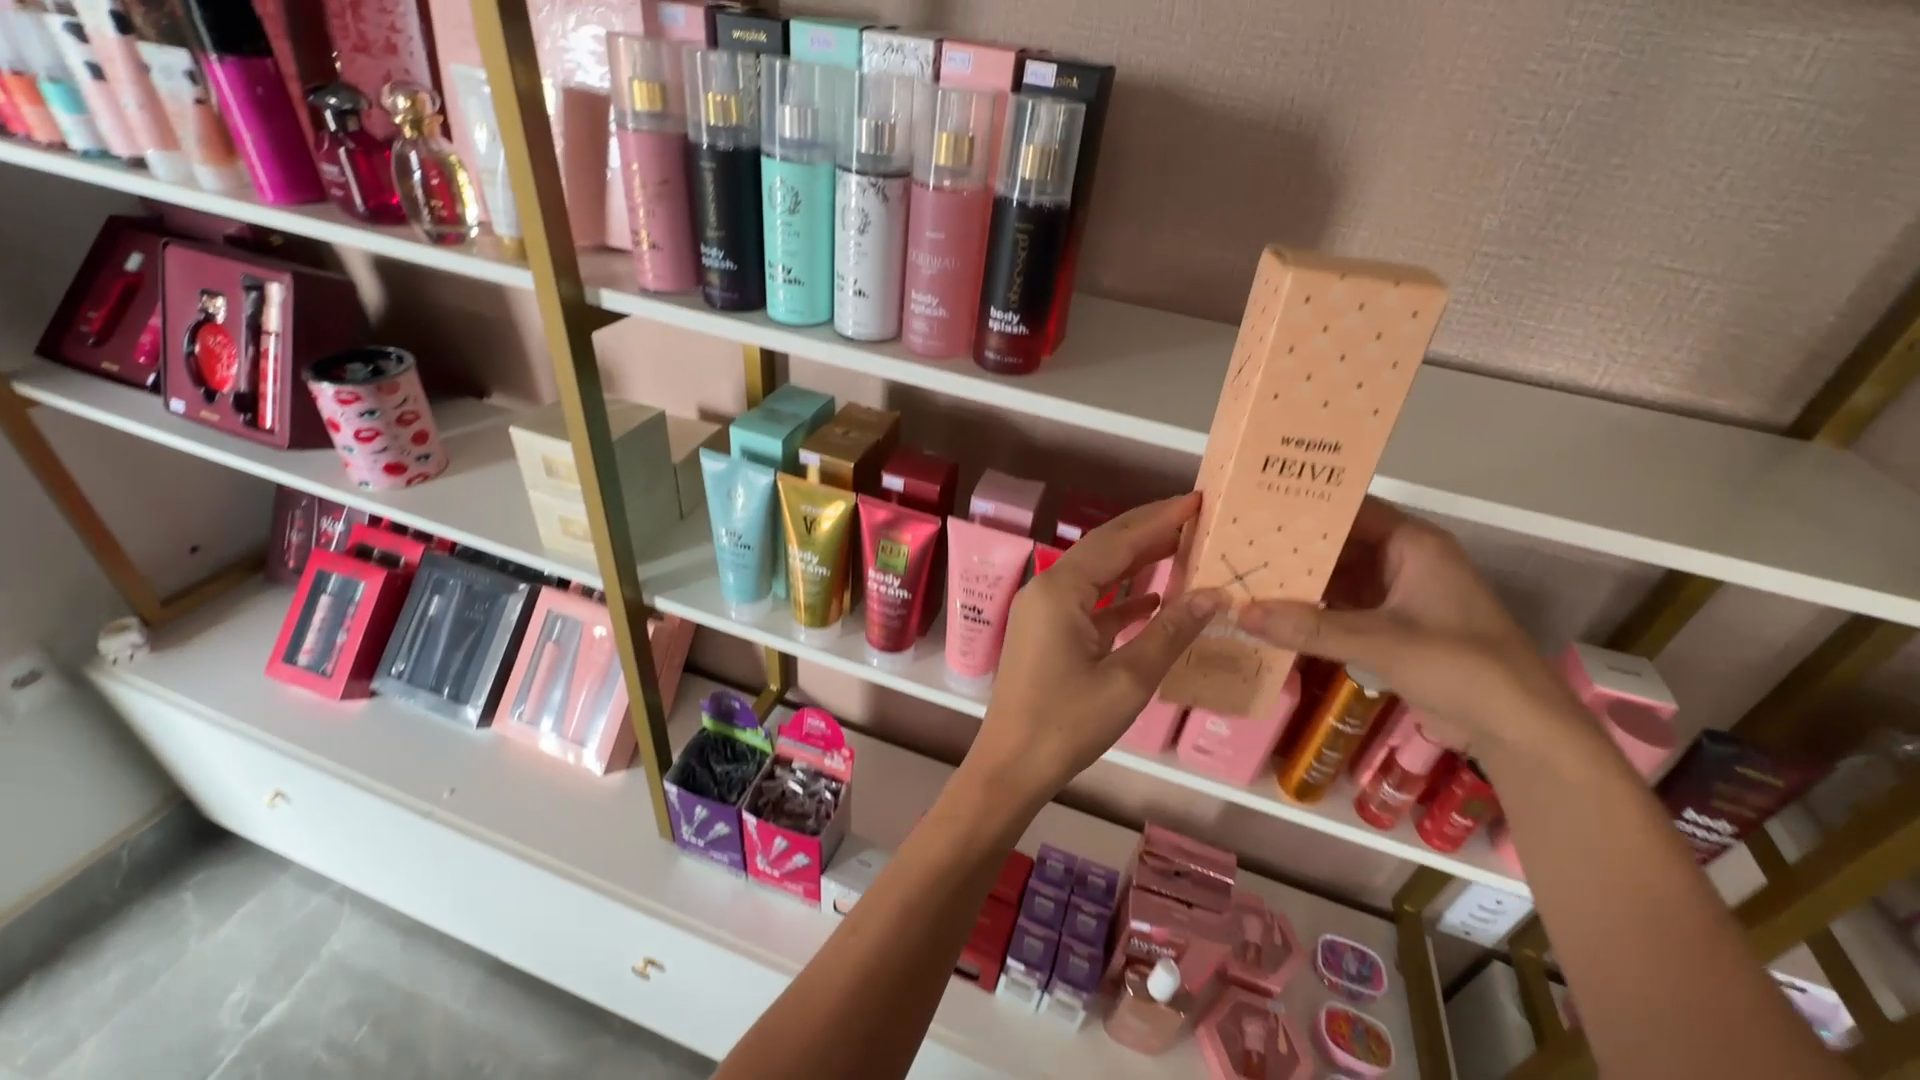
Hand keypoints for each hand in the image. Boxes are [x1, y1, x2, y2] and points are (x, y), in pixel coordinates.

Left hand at [967, 494, 1226, 803]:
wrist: (1011, 766)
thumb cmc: (1067, 723)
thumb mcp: (1129, 678)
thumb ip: (1171, 631)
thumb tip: (1214, 595)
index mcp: (1060, 590)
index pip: (1118, 540)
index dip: (1160, 519)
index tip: (1198, 500)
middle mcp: (1047, 590)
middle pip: (1104, 548)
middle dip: (1148, 531)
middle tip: (1195, 516)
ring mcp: (1042, 613)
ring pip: (1096, 575)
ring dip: (1136, 562)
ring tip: (1183, 548)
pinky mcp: (1045, 635)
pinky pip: (1088, 603)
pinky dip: (1121, 598)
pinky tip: (1154, 599)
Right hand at [1236, 497, 1585, 759]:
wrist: (1516, 728)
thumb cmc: (1462, 665)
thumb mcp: (1382, 642)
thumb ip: (1310, 628)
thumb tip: (1240, 613)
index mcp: (1413, 544)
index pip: (1349, 509)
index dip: (1303, 505)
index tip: (1251, 505)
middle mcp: (1403, 562)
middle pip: (1337, 545)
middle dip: (1290, 549)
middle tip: (1232, 545)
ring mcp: (1396, 598)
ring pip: (1336, 581)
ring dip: (1297, 584)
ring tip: (1240, 577)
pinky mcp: (1390, 632)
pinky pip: (1340, 613)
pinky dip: (1310, 616)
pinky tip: (1269, 618)